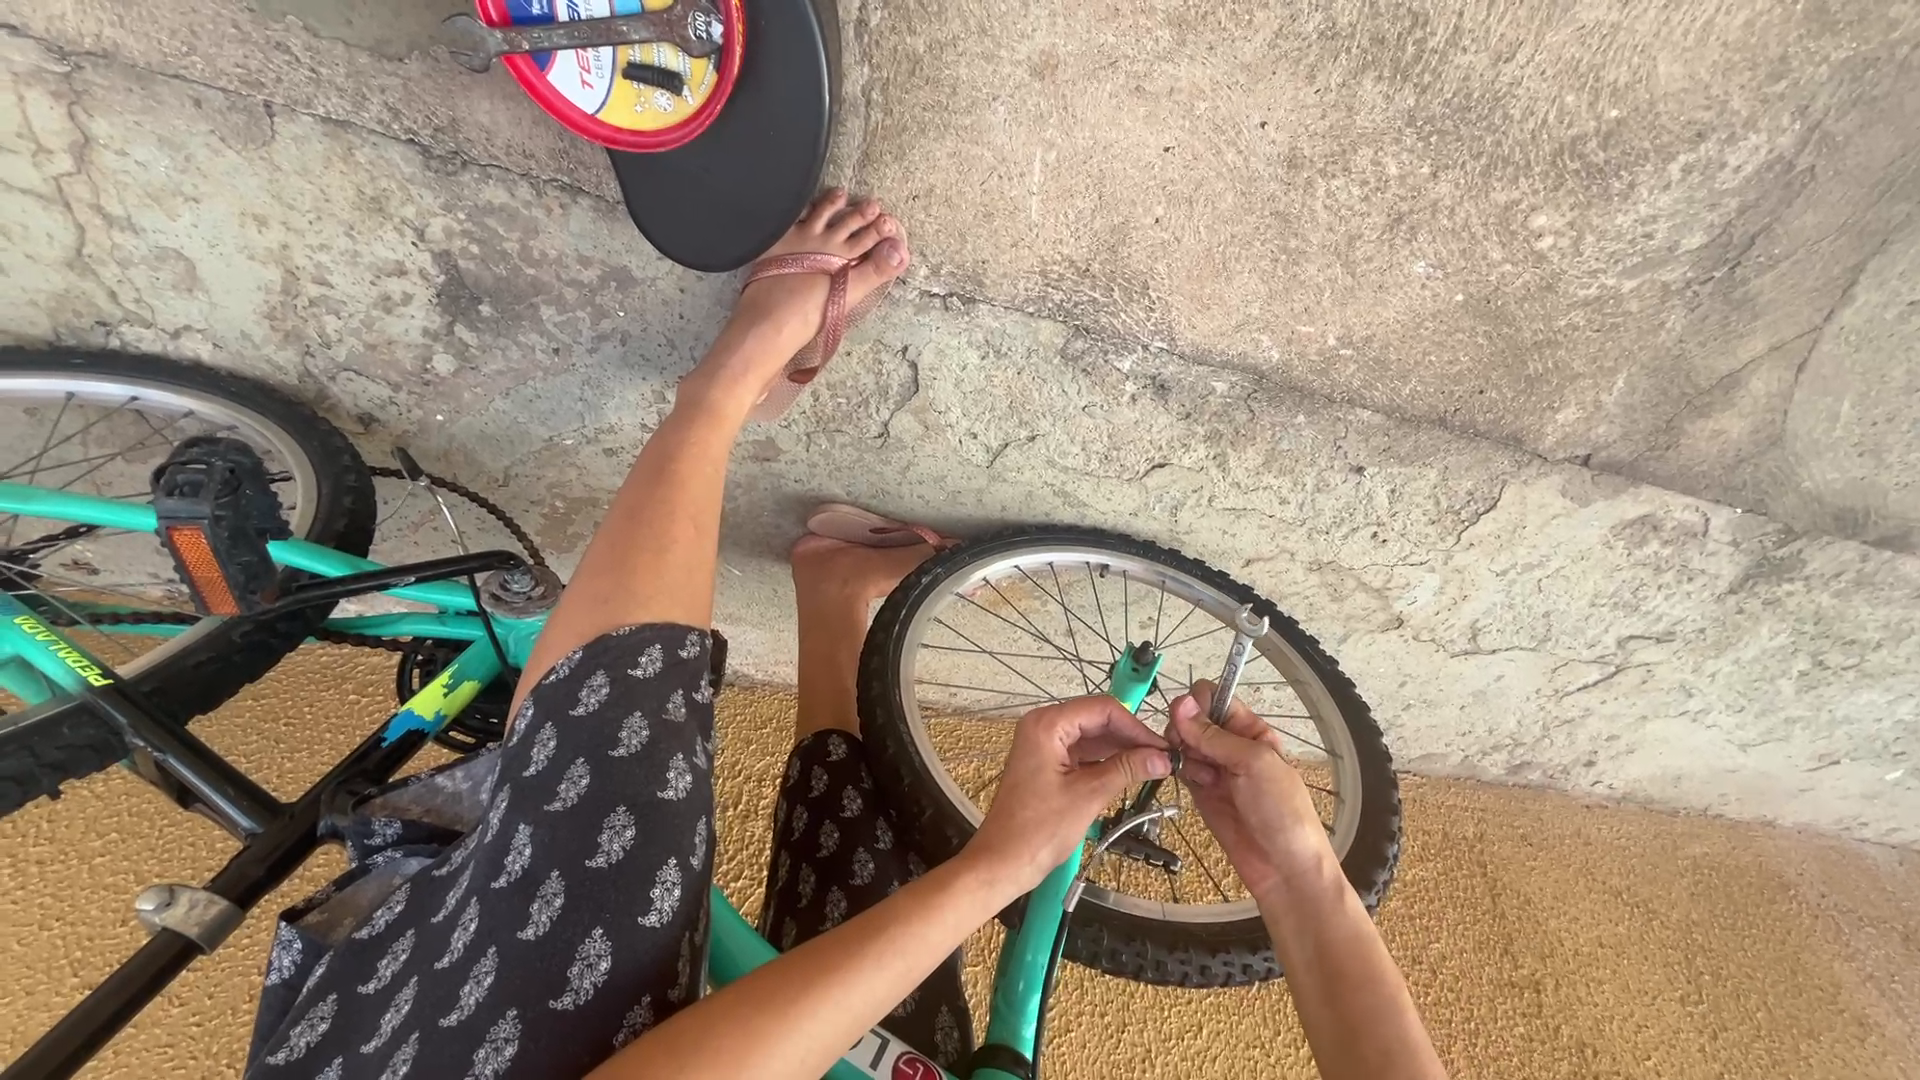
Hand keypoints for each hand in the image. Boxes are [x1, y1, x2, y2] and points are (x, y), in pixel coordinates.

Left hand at [966, 695, 1172, 892]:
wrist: (1003, 862)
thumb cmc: (1036, 831)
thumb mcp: (1088, 795)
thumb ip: (1126, 770)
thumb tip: (1161, 758)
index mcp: (1046, 725)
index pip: (1101, 709)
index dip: (1135, 726)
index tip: (1161, 746)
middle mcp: (1042, 726)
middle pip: (1096, 719)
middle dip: (1129, 737)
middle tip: (1161, 757)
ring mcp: (1043, 744)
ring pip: (1091, 736)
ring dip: (1120, 749)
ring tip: (1151, 766)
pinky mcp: (1046, 763)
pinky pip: (1081, 752)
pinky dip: (1105, 761)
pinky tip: (1128, 772)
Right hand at [1169, 682, 1334, 902]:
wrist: (1283, 869)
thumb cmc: (1283, 813)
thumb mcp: (1253, 764)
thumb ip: (1214, 735)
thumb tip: (1181, 703)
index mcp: (1250, 730)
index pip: (1213, 698)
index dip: (1197, 704)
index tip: (1188, 721)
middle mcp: (1230, 744)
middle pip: (1191, 719)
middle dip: (1184, 730)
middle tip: (1187, 748)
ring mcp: (1214, 768)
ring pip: (1181, 743)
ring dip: (1182, 753)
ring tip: (1200, 774)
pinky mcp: (1200, 790)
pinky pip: (1179, 768)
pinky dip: (1179, 771)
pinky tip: (1193, 784)